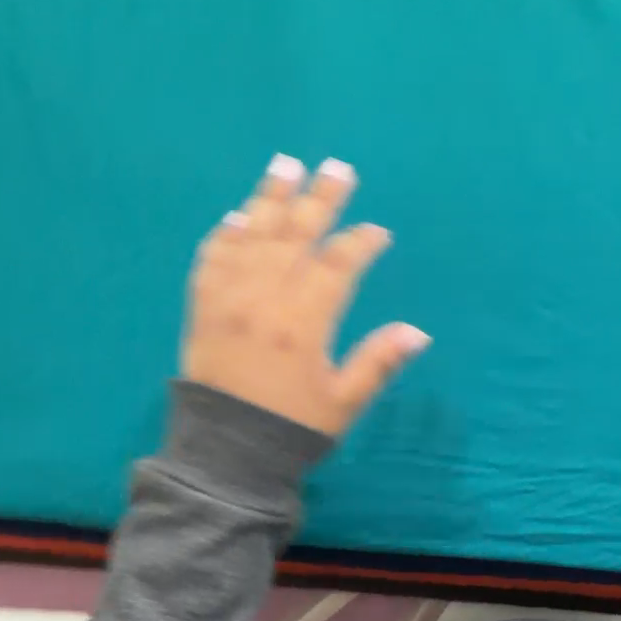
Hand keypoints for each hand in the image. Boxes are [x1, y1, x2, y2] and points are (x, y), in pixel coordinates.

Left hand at [184, 154, 429, 436]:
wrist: (228, 455)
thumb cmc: (292, 430)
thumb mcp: (344, 403)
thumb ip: (378, 363)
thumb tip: (418, 332)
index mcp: (304, 324)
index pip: (337, 266)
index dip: (360, 243)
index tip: (377, 233)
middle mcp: (265, 301)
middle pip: (295, 236)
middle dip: (319, 200)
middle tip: (336, 168)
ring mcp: (229, 301)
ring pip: (253, 237)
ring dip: (271, 199)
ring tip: (286, 165)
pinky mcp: (202, 310)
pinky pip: (212, 261)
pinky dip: (226, 235)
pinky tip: (238, 216)